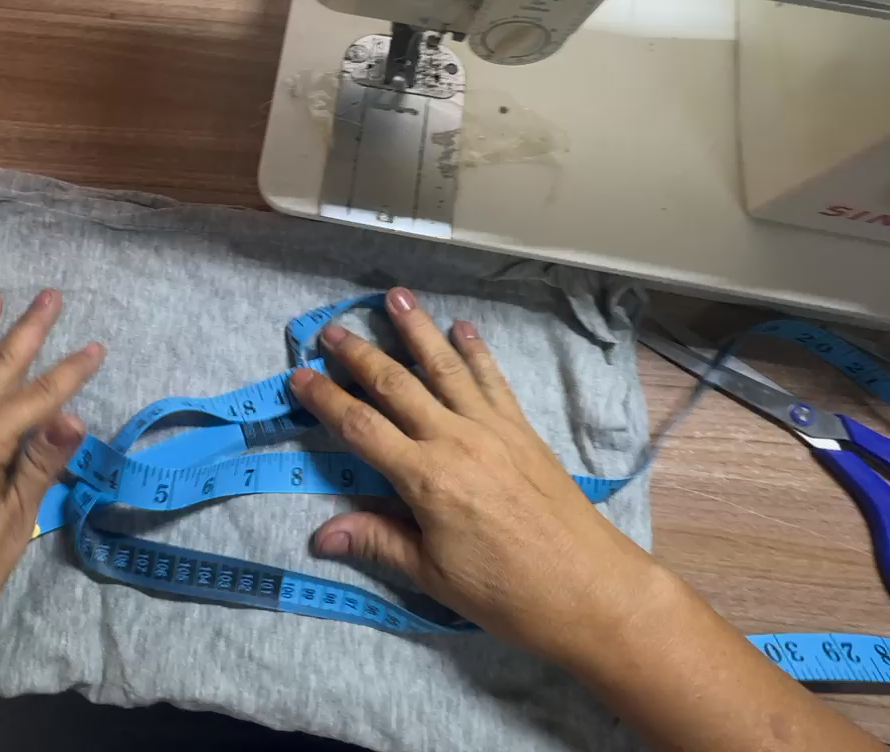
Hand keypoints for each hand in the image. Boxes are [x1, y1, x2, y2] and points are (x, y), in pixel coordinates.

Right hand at [288, 287, 662, 659]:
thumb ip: (377, 542)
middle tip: (330, 329)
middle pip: (396, 385)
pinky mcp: (520, 428)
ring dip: (417, 329)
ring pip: (444, 367)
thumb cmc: (506, 593)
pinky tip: (463, 327)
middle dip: (359, 354)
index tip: (298, 376)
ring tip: (396, 296)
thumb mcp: (433, 576)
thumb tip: (320, 535)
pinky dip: (476, 350)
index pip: (360, 427)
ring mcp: (490, 427)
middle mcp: (454, 439)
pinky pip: (492, 379)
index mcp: (425, 478)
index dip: (324, 399)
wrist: (591, 591)